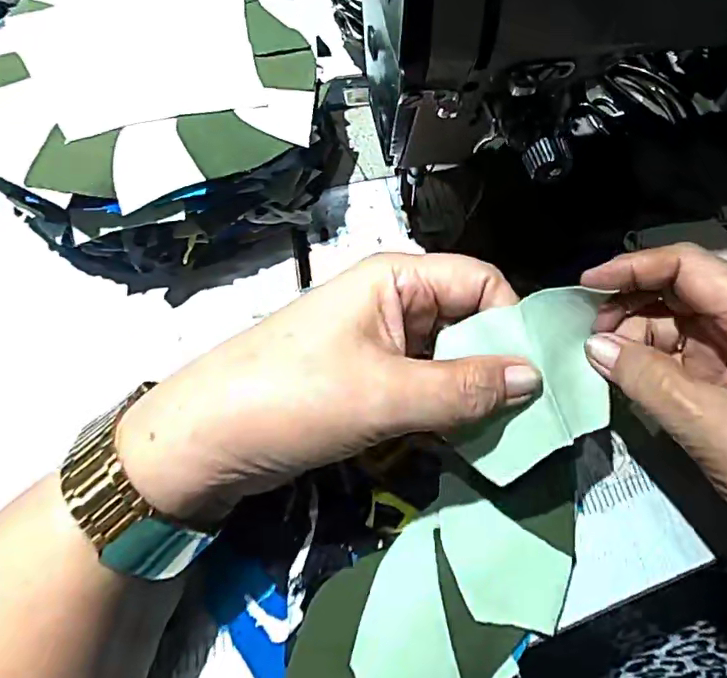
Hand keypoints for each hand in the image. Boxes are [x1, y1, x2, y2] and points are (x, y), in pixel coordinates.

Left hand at [116, 253, 538, 523]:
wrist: (193, 449)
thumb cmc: (290, 399)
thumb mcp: (383, 396)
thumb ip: (462, 389)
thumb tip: (534, 378)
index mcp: (400, 277)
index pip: (481, 281)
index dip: (511, 319)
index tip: (532, 371)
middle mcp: (399, 299)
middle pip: (470, 320)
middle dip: (495, 362)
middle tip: (523, 410)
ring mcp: (386, 339)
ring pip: (453, 357)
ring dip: (472, 391)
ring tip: (496, 430)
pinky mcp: (375, 376)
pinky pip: (430, 383)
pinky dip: (447, 408)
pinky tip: (461, 438)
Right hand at [578, 244, 726, 584]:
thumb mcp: (717, 429)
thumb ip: (651, 381)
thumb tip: (594, 346)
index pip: (693, 267)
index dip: (636, 267)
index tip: (588, 284)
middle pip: (688, 293)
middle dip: (636, 304)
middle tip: (589, 331)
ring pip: (687, 329)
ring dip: (644, 338)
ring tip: (603, 358)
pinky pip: (694, 364)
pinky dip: (660, 368)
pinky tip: (631, 379)